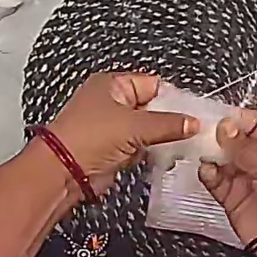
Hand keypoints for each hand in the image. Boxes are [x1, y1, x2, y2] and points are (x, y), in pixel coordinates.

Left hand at [42, 73, 197, 195]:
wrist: (63, 171)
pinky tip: (168, 156)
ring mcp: (114, 127)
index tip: (193, 111)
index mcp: (113, 85)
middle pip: (152, 107)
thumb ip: (168, 123)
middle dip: (171, 119)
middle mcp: (113, 103)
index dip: (173, 98)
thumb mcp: (135, 125)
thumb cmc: (90, 137)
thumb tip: (193, 123)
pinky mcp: (115, 148)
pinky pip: (142, 146)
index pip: (153, 84)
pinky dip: (153, 151)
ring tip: (184, 144)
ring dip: (163, 138)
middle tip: (192, 129)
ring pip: (149, 129)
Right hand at [197, 108, 256, 245]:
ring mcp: (248, 179)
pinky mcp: (234, 197)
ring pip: (223, 158)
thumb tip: (225, 127)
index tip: (220, 118)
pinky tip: (207, 171)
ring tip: (203, 151)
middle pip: (237, 139)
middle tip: (206, 133)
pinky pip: (216, 180)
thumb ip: (246, 146)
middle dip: (221, 136)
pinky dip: (209, 173)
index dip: (239, 119)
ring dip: (211, 153)